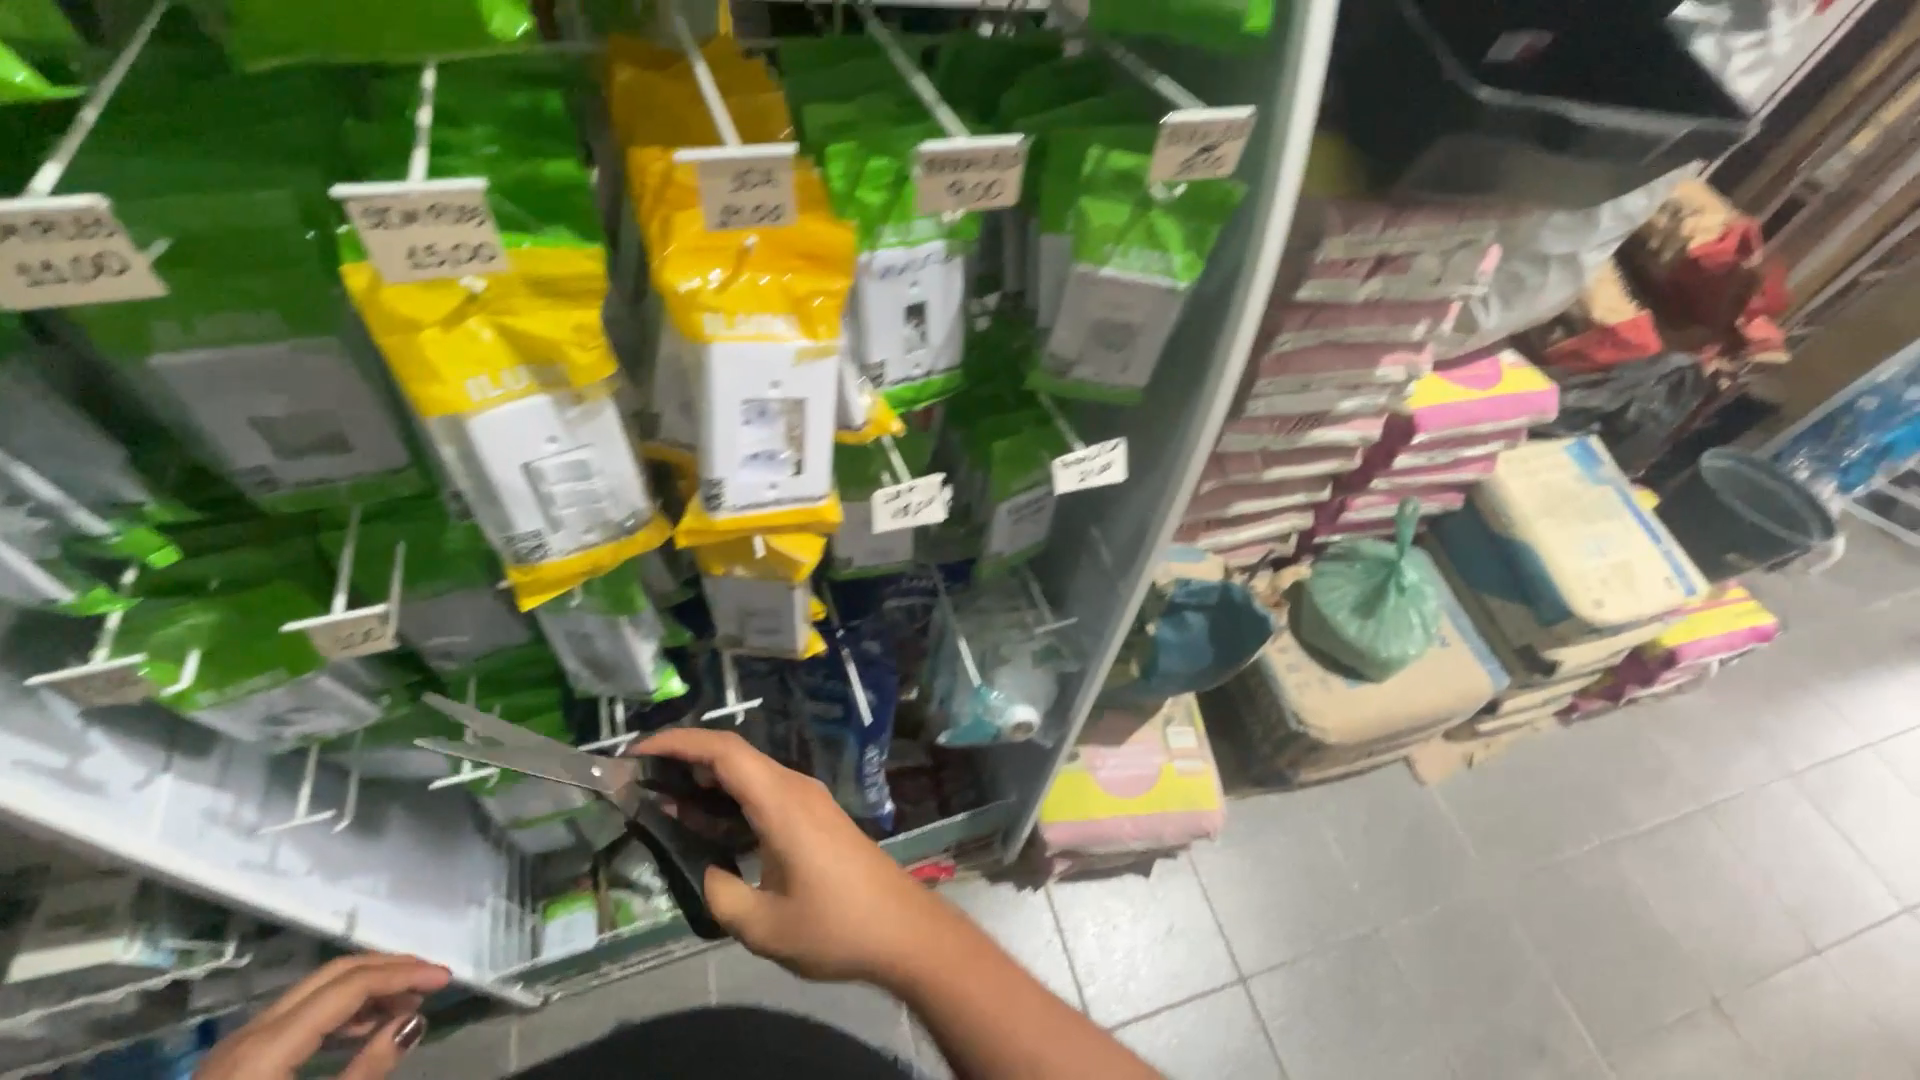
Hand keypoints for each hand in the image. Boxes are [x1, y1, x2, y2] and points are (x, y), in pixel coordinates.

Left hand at [195, 954, 448, 1079]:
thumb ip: (369, 1068)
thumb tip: (414, 1021)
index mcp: (267, 1047)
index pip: (349, 986)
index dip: (404, 975)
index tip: (446, 980)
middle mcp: (250, 1032)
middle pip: (332, 975)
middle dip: (388, 970)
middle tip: (432, 980)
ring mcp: (239, 1045)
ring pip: (315, 991)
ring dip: (366, 988)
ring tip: (407, 1006)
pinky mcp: (237, 1060)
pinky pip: (298, 1015)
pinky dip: (340, 1010)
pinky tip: (366, 1027)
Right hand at [635, 728, 959, 985]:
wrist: (904, 932)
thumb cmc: (836, 927)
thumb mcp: (762, 925)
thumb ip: (719, 892)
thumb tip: (701, 869)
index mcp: (781, 802)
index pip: (724, 751)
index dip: (677, 743)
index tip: (635, 754)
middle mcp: (796, 789)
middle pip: (734, 757)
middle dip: (683, 763)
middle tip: (637, 787)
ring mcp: (809, 801)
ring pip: (749, 776)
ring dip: (706, 785)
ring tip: (659, 806)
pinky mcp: (816, 818)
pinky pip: (764, 795)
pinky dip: (730, 803)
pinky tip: (705, 829)